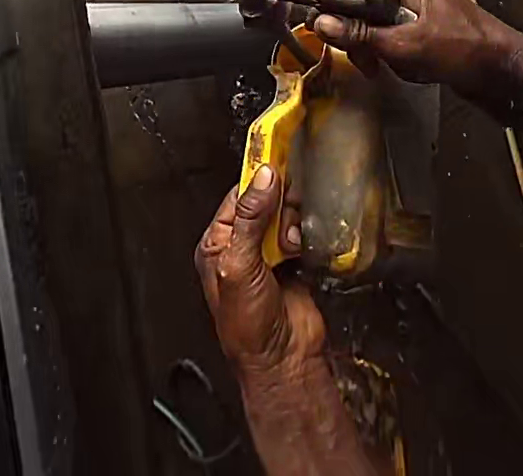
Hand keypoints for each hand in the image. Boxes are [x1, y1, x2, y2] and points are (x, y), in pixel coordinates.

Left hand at [195, 166, 325, 384]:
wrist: (283, 360)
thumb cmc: (248, 327)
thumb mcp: (239, 266)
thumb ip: (251, 218)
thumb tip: (263, 177)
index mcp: (218, 242)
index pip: (239, 194)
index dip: (258, 178)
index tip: (276, 161)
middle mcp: (242, 243)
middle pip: (266, 199)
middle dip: (278, 206)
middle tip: (280, 224)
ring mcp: (267, 251)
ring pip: (285, 212)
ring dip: (291, 224)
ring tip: (287, 246)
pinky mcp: (291, 258)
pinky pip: (300, 229)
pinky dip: (303, 234)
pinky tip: (298, 250)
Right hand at [310, 0, 522, 102]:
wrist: (504, 67)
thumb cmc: (461, 48)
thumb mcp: (406, 45)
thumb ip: (361, 35)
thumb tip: (321, 24)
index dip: (334, 14)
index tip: (323, 39)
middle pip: (359, 10)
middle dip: (362, 40)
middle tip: (371, 64)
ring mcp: (413, 4)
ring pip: (374, 28)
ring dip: (380, 52)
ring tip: (398, 67)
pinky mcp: (419, 24)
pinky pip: (391, 38)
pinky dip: (394, 56)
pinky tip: (411, 68)